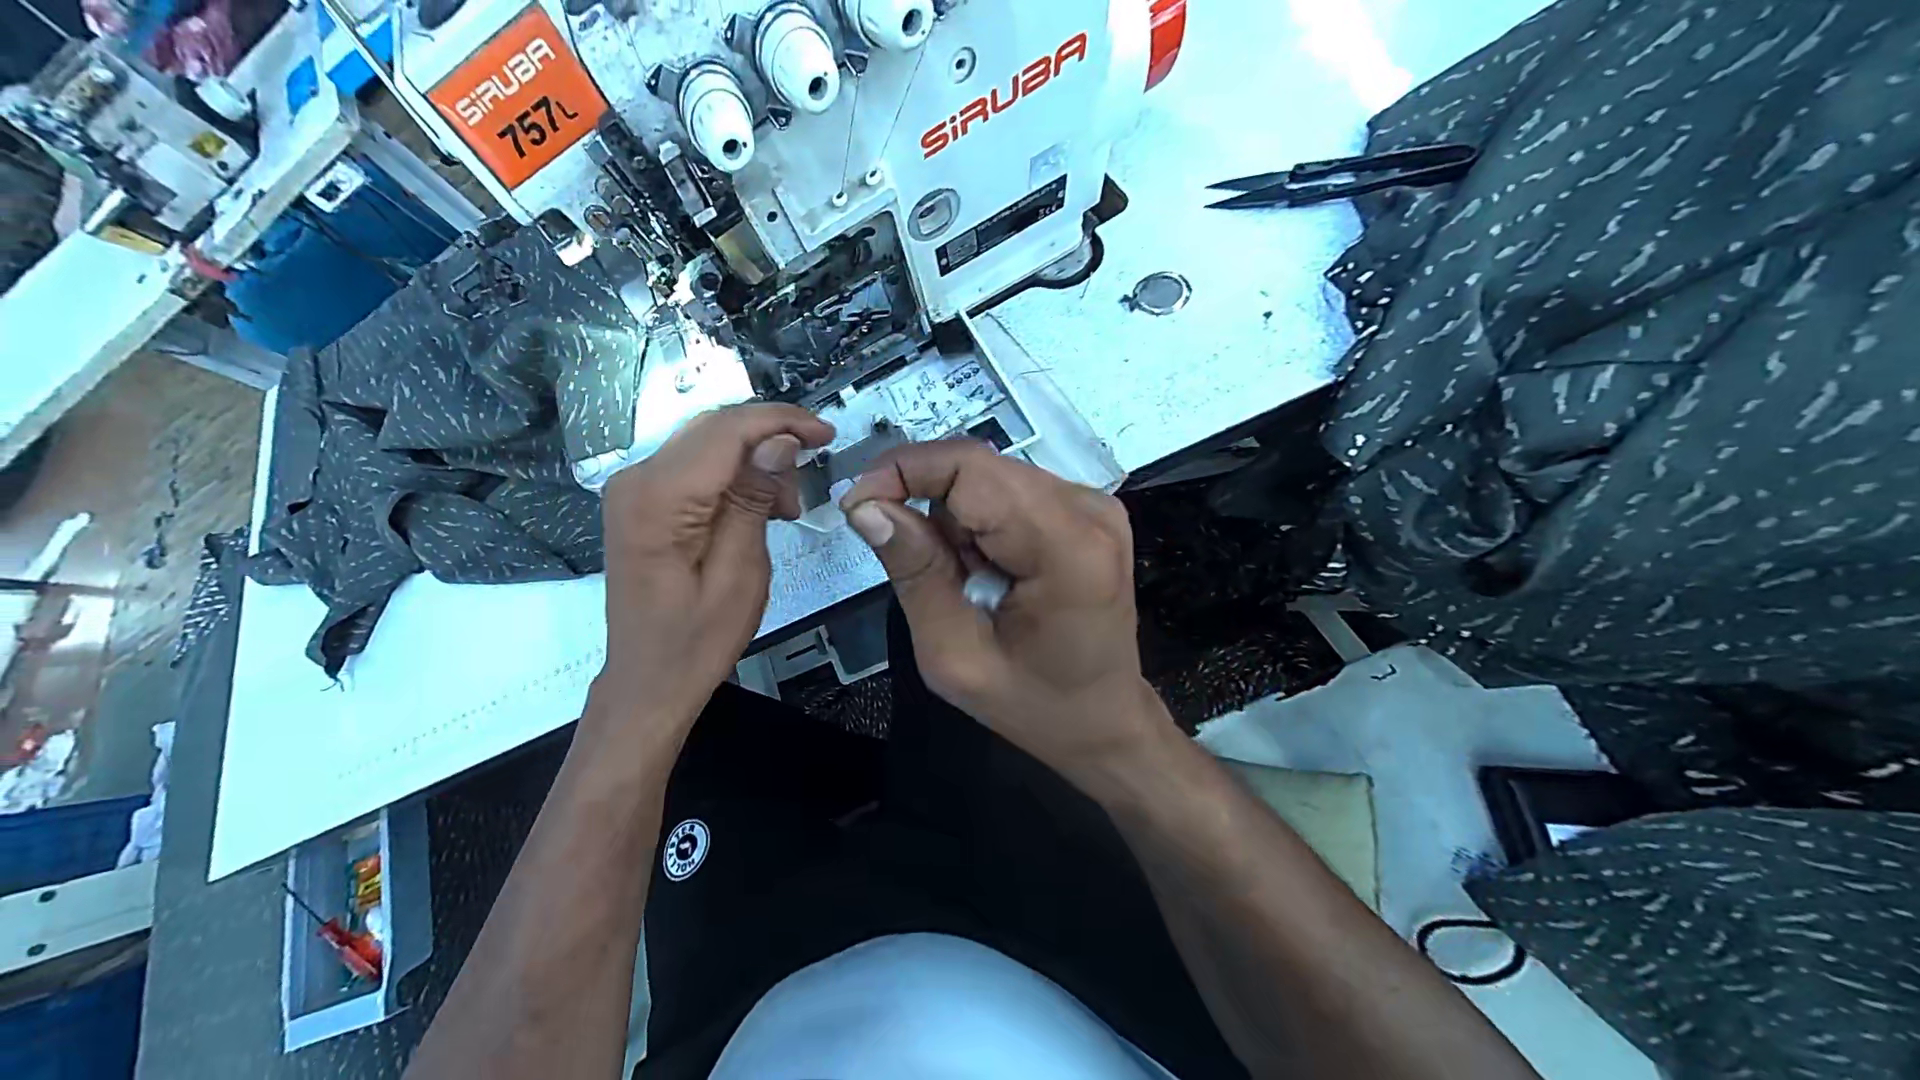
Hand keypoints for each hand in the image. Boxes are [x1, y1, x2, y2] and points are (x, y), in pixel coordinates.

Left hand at [595, 404, 833, 737]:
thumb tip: (779, 440)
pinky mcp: (642, 500)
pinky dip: (734, 476)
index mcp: (657, 498)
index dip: (781, 421)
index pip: (726, 430)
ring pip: (708, 443)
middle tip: (809, 477)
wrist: (649, 678)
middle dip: (771, 441)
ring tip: (785, 507)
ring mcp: (634, 487)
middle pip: (715, 428)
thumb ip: (754, 498)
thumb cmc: (697, 639)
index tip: (826, 433)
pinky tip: (758, 507)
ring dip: (755, 461)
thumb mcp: (740, 572)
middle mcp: (635, 479)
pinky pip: (696, 466)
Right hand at [840, 442, 1170, 780]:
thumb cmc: (1033, 703)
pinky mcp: (1088, 507)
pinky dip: (981, 522)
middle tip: (912, 562)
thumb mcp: (954, 656)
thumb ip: (915, 574)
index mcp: (1068, 550)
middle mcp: (1090, 510)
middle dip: (928, 503)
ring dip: (956, 519)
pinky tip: (989, 569)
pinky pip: (1010, 490)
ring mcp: (1095, 504)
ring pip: (991, 477)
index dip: (905, 471)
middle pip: (981, 467)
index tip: (858, 506)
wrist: (1101, 717)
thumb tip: (868, 507)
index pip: (973, 469)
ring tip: (966, 581)